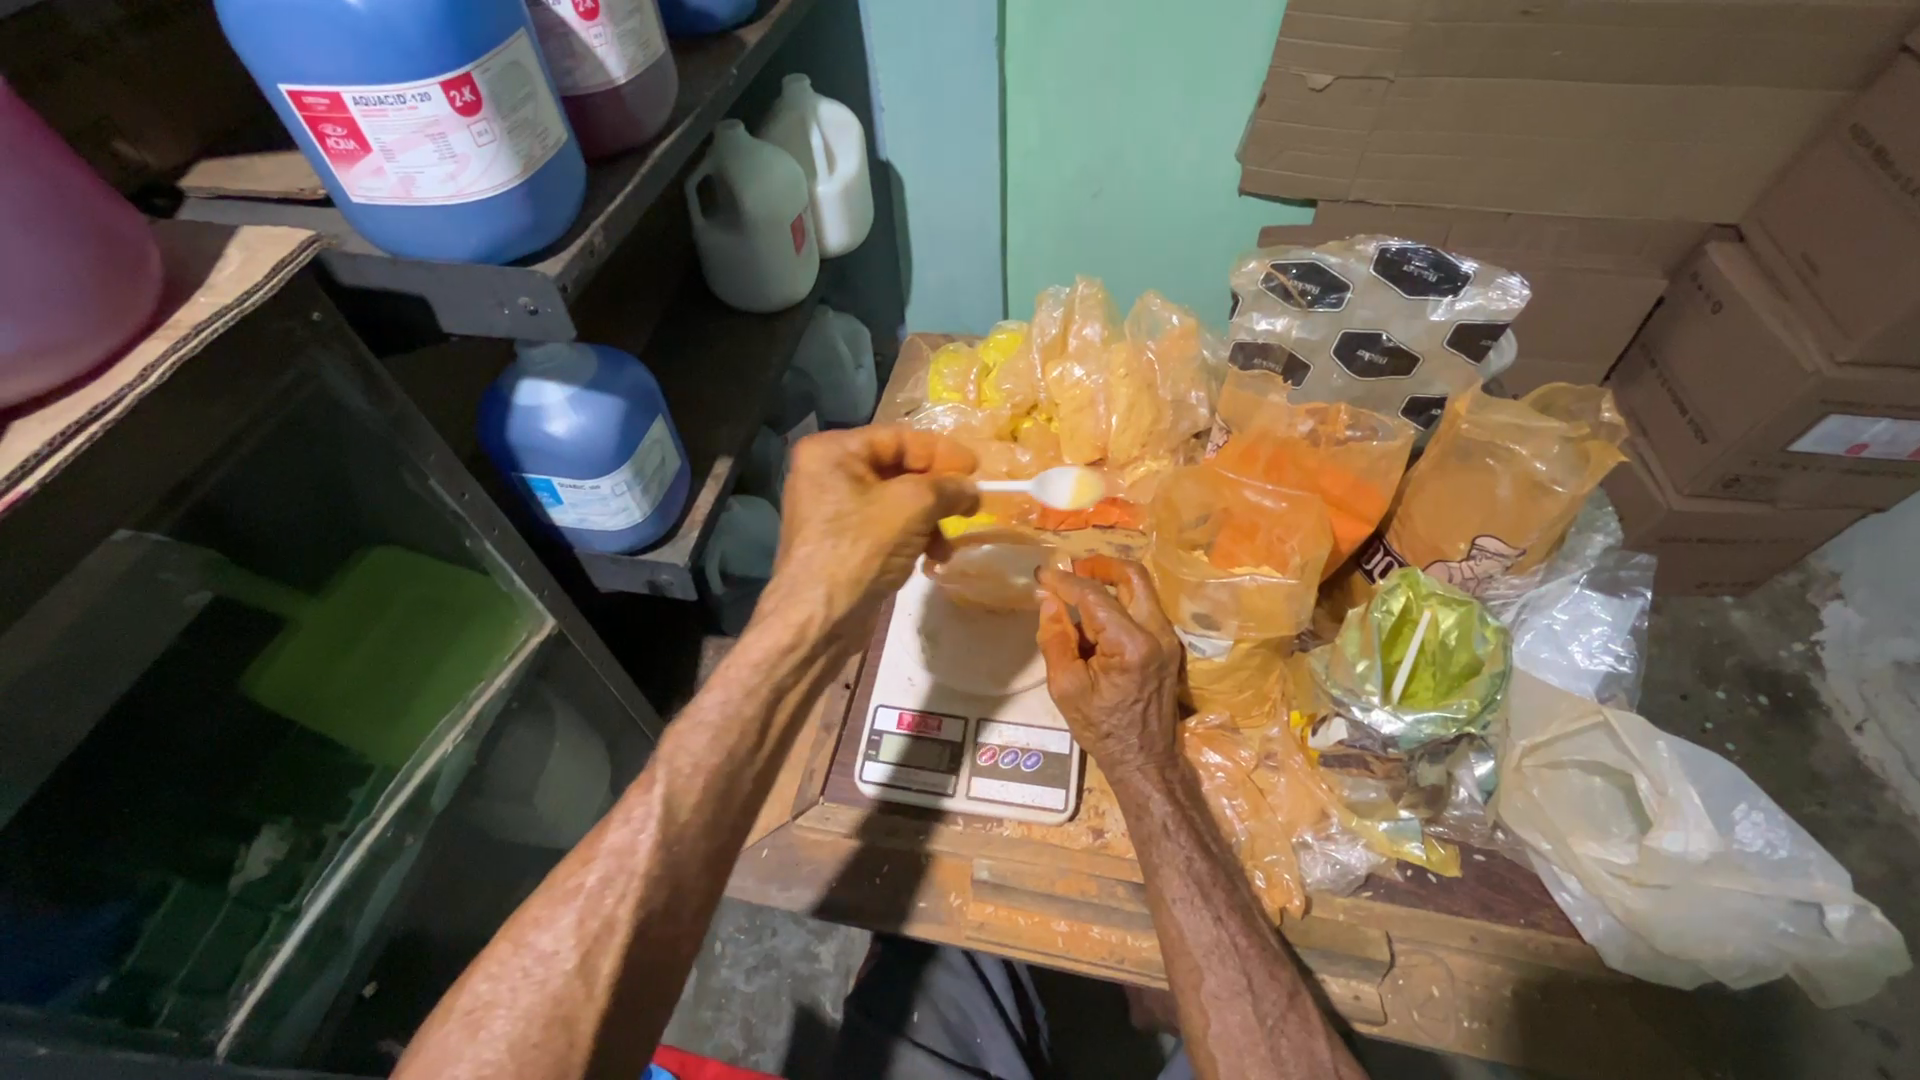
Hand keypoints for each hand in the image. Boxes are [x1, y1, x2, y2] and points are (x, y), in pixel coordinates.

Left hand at [760, 425, 979, 644]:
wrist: (819, 619)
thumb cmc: (860, 549)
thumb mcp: (912, 506)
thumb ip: (947, 487)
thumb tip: (971, 490)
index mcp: (832, 451)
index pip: (898, 438)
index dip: (941, 452)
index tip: (977, 469)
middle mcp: (827, 474)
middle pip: (898, 470)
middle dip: (937, 491)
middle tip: (969, 505)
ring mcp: (832, 511)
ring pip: (896, 502)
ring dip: (929, 520)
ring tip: (948, 544)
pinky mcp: (841, 543)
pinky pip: (886, 527)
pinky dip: (912, 537)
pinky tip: (931, 558)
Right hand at [1036, 556, 1181, 782]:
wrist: (1144, 758)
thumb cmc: (1101, 728)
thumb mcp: (1065, 687)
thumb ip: (1055, 637)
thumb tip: (1048, 599)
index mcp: (1130, 645)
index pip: (1094, 596)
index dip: (1065, 581)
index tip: (1041, 574)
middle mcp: (1157, 633)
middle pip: (1132, 576)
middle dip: (1098, 566)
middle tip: (1070, 571)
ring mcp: (1168, 638)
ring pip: (1141, 589)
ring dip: (1109, 582)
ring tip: (1078, 592)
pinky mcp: (1168, 645)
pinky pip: (1144, 607)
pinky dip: (1119, 600)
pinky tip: (1094, 617)